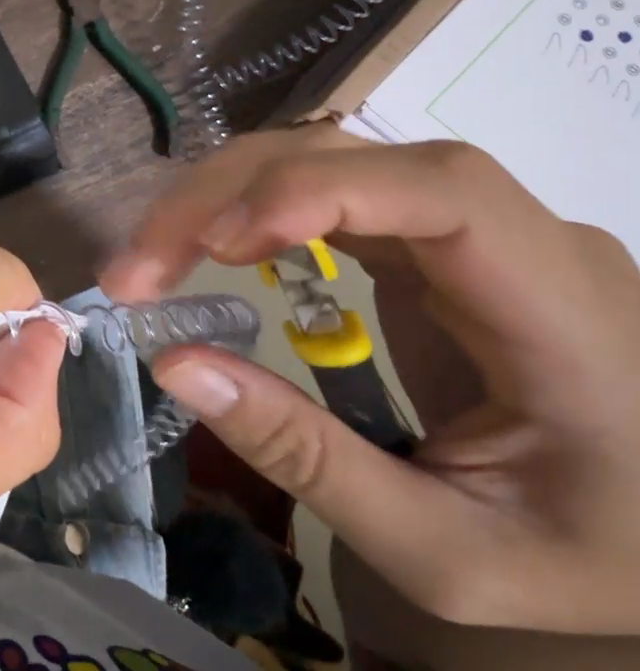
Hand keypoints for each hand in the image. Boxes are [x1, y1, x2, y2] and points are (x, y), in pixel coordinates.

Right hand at [102, 125, 639, 635]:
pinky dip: (247, 208)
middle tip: (133, 271)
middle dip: (226, 197)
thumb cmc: (579, 553)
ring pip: (332, 159)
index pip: (445, 195)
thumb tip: (169, 359)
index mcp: (569, 322)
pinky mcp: (437, 241)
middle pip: (360, 160)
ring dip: (222, 197)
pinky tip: (201, 247)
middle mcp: (533, 246)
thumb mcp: (444, 553)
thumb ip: (310, 460)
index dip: (317, 192)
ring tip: (148, 261)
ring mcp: (484, 233)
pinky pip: (330, 191)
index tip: (215, 246)